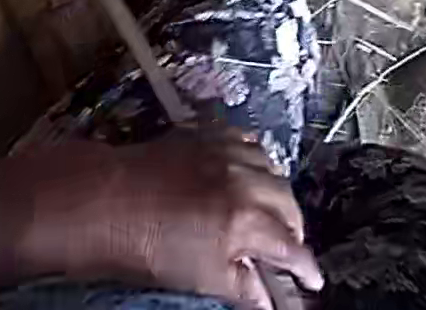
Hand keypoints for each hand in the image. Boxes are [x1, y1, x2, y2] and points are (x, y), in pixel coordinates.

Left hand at [28, 133, 323, 309]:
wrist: (113, 199)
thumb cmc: (154, 246)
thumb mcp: (203, 277)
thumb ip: (243, 286)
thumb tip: (269, 300)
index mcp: (245, 218)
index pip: (291, 245)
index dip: (305, 266)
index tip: (311, 278)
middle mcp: (242, 177)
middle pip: (287, 200)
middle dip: (293, 226)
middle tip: (288, 245)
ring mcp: (224, 149)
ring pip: (269, 164)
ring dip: (275, 188)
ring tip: (269, 207)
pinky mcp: (206, 132)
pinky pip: (244, 137)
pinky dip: (254, 155)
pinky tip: (247, 168)